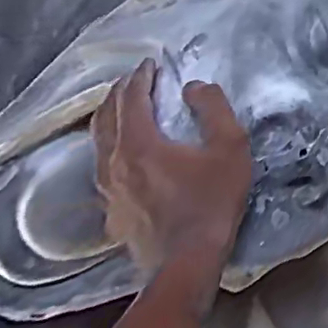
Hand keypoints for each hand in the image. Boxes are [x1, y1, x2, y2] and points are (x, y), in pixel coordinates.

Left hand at [92, 59, 252, 273]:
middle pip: (106, 117)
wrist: (187, 264)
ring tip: (123, 107)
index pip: (131, 99)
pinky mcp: (111, 213)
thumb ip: (213, 109)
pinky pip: (102, 168)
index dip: (140, 77)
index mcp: (139, 144)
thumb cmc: (211, 202)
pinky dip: (110, 147)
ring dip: (110, 118)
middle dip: (119, 92)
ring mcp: (108, 191)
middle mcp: (113, 164)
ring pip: (98, 143)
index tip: (150, 63)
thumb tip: (194, 87)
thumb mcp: (229, 147)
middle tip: (134, 78)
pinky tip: (122, 153)